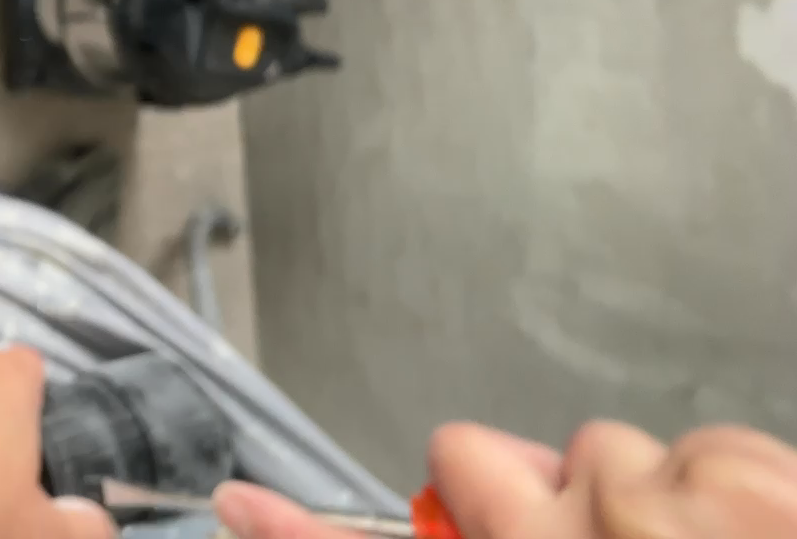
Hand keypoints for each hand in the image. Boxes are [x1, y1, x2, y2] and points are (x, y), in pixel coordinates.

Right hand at [212, 421, 796, 538]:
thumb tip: (236, 504)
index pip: (450, 471)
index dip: (436, 515)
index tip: (393, 529)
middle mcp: (614, 519)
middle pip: (550, 454)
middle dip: (584, 509)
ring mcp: (717, 509)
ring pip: (658, 451)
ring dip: (692, 508)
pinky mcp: (780, 495)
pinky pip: (738, 450)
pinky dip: (762, 494)